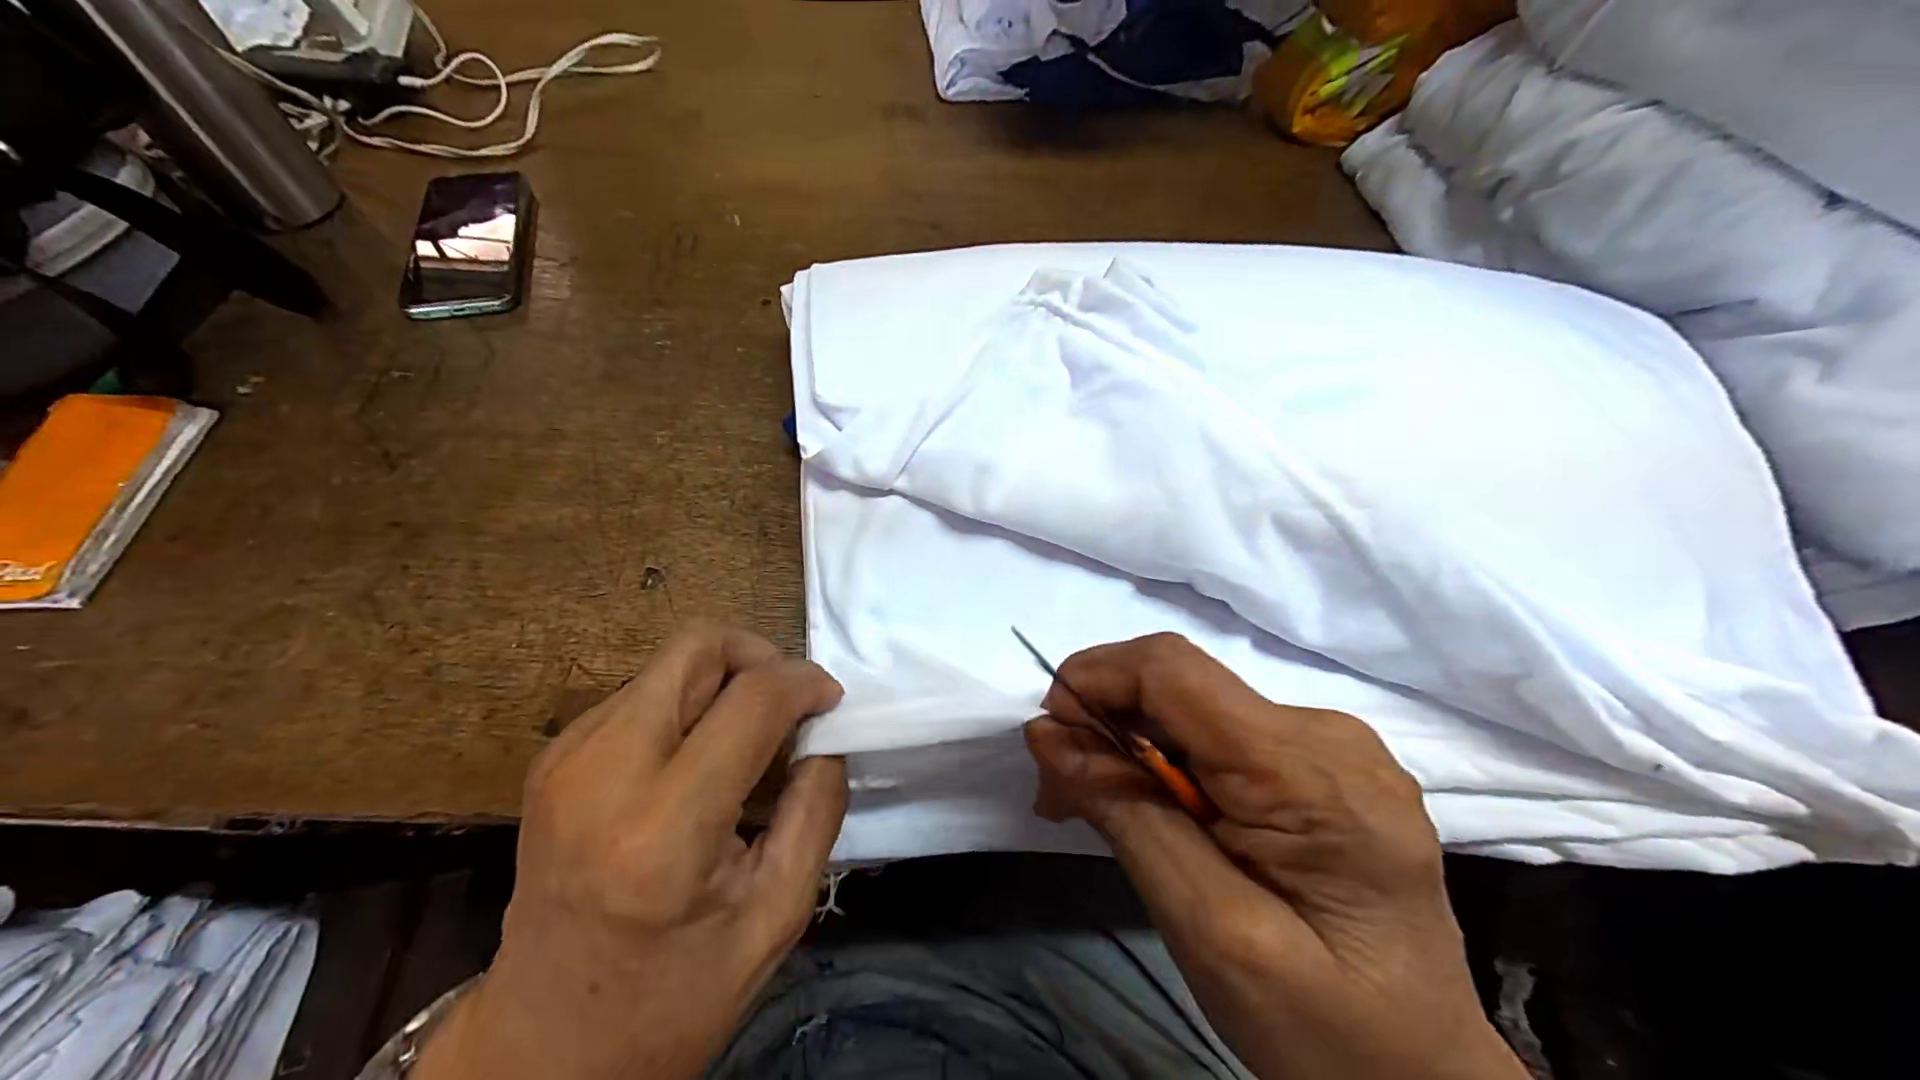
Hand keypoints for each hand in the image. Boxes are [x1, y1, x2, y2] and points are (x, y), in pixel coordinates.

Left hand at [414, 623, 847, 1079]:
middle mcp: (601, 773)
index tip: (831, 702)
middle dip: (761, 659)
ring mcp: (566, 758)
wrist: (545, 1044)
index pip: (750, 700)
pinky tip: (703, 759)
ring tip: (749, 742)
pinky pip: (643, 692)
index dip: (805, 682)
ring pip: (672, 663)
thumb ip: (816, 809)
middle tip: (790, 708)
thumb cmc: (674, 995)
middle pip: (698, 648)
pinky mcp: (554, 757)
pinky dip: (690, 704)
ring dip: (726, 682)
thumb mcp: (778, 915)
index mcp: (661, 830)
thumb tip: (823, 733)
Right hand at [1025, 634, 1526, 1079]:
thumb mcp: (1209, 930)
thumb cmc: (1323, 1031)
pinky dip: (1168, 760)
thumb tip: (1047, 734)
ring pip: (1194, 707)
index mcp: (1311, 773)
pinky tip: (1153, 812)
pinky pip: (1221, 734)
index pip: (1174, 670)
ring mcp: (1332, 746)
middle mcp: (1327, 734)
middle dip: (1103, 721)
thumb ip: (1128, 817)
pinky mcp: (1324, 766)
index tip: (1048, 740)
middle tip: (1058, 794)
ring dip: (1131, 745)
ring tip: (1094, 809)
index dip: (1095, 681)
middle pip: (1181, 685)